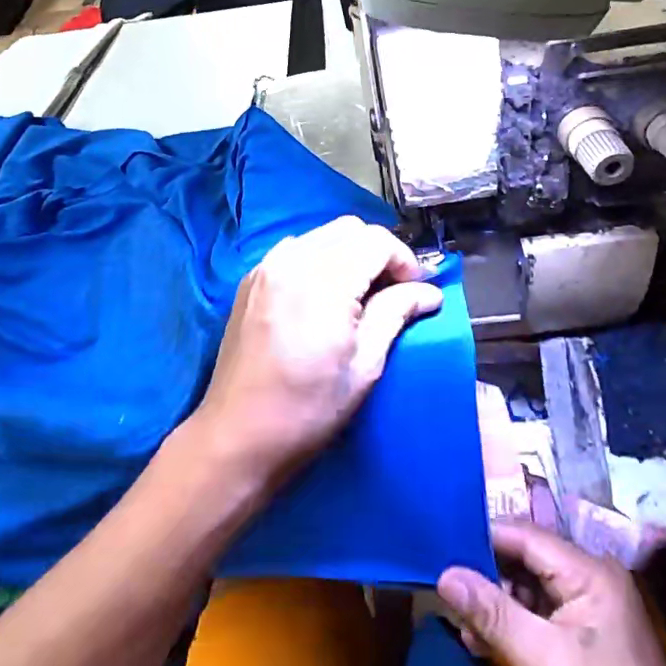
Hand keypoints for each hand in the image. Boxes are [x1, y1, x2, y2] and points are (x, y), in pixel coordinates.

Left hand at [183, 216, 442, 482]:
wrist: (237, 435)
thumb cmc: (308, 409)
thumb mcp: (364, 366)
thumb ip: (395, 314)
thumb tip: (428, 292)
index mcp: (322, 279)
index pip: (376, 240)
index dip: (405, 260)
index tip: (416, 291)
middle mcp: (291, 260)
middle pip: (349, 229)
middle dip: (378, 253)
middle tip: (393, 291)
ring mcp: (266, 267)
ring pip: (321, 236)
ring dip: (349, 254)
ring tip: (360, 295)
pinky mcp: (250, 280)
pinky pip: (295, 250)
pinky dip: (319, 260)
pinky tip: (324, 296)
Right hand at [438, 522, 665, 665]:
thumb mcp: (542, 659)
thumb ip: (493, 614)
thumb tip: (444, 575)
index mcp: (590, 571)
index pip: (524, 535)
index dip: (482, 539)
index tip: (443, 550)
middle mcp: (591, 576)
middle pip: (525, 559)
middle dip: (486, 577)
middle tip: (450, 596)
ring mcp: (591, 604)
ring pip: (529, 586)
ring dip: (496, 605)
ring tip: (465, 627)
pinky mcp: (587, 631)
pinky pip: (541, 611)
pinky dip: (513, 623)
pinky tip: (484, 641)